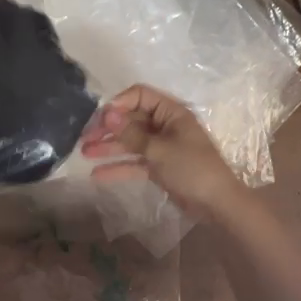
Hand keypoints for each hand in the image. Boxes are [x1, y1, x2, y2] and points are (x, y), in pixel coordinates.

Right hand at [80, 85, 245, 220]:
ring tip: (84, 152)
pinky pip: (135, 162)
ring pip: (130, 141)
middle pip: (131, 119)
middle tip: (85, 137)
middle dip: (108, 127)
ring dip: (109, 146)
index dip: (119, 103)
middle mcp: (164, 125)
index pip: (140, 96)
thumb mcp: (159, 149)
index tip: (100, 117)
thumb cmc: (192, 169)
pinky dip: (119, 166)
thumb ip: (131, 133)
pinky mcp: (158, 166)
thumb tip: (108, 113)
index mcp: (171, 112)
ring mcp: (161, 147)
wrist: (216, 203)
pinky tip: (97, 174)